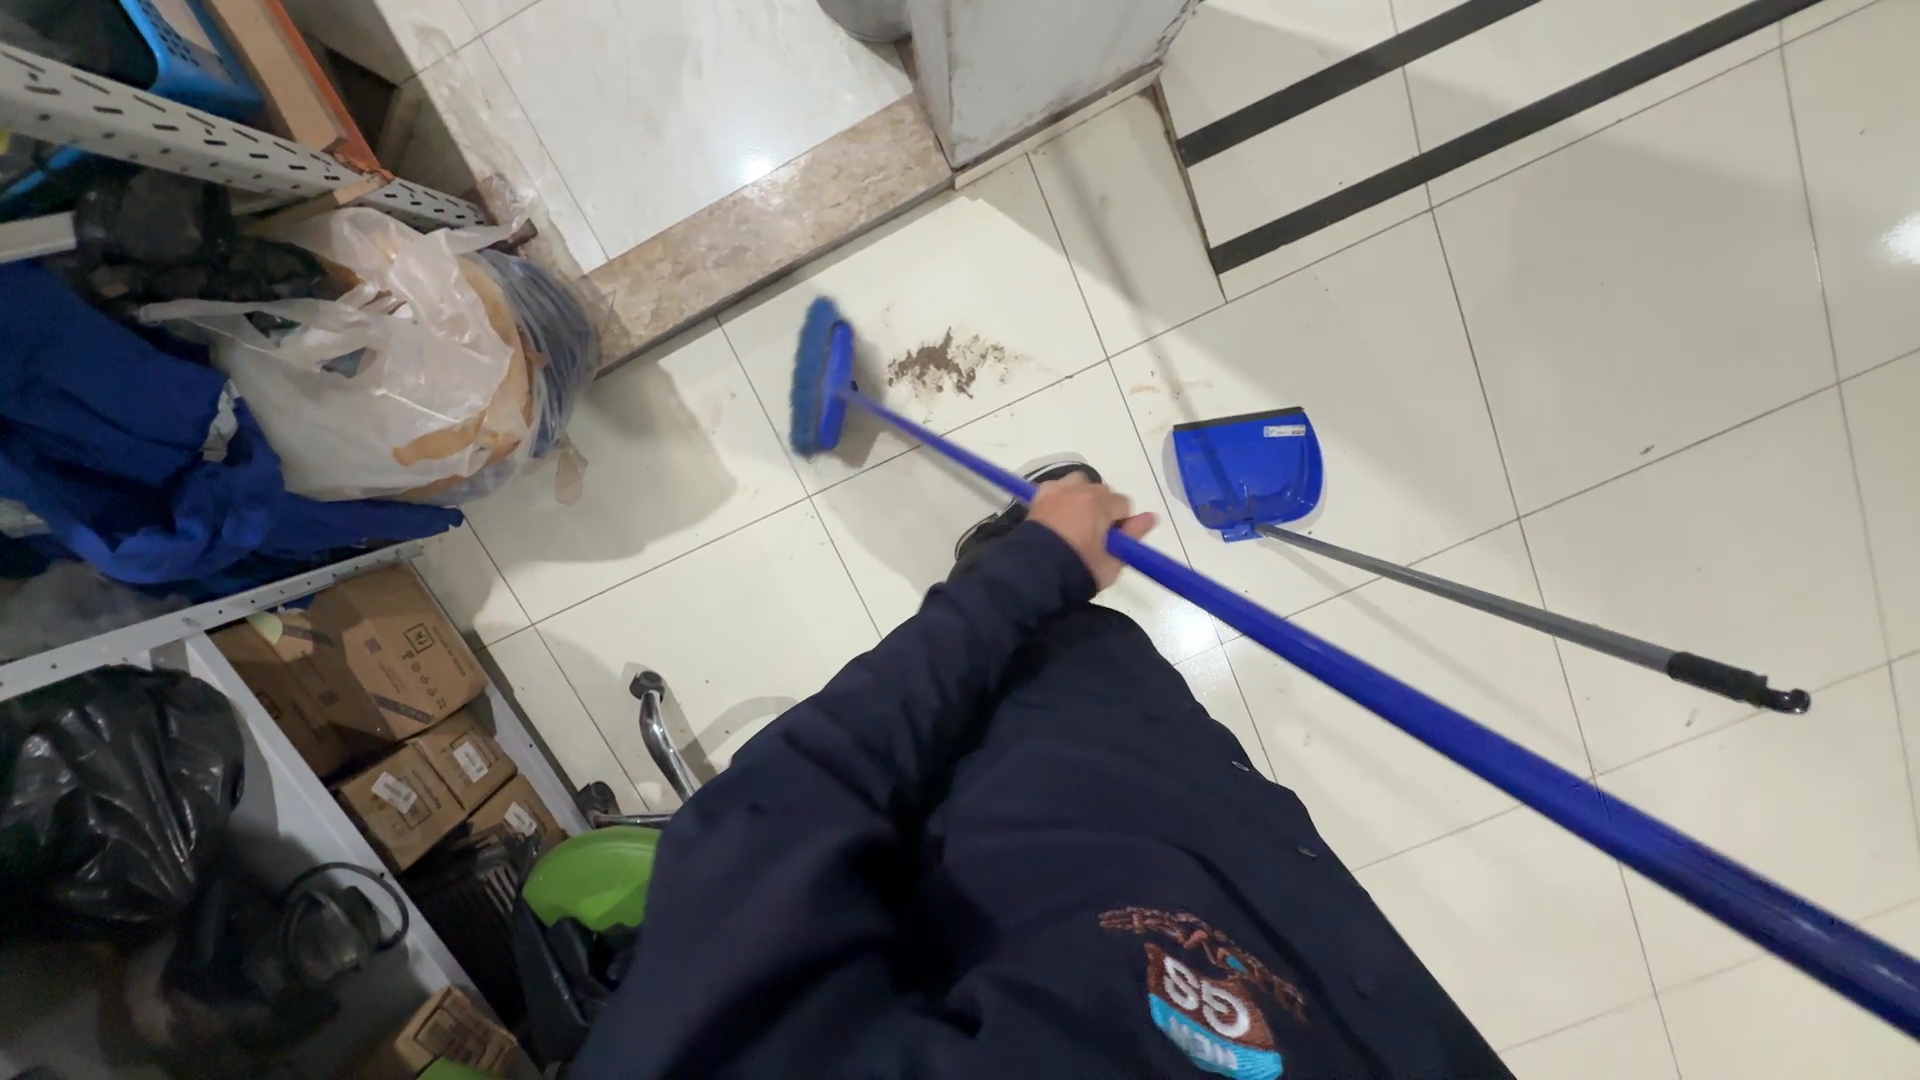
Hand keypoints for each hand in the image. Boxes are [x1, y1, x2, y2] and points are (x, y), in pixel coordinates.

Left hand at [1027, 473, 1155, 589]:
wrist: (1034, 574)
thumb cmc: (1078, 569)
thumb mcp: (1112, 561)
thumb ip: (1133, 536)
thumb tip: (1152, 517)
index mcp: (1100, 503)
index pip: (1124, 504)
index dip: (1121, 524)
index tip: (1112, 541)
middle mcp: (1079, 490)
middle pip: (1102, 492)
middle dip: (1103, 509)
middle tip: (1094, 536)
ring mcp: (1056, 491)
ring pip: (1079, 483)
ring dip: (1083, 497)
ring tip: (1077, 522)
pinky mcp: (1038, 498)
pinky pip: (1056, 487)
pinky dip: (1061, 496)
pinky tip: (1058, 515)